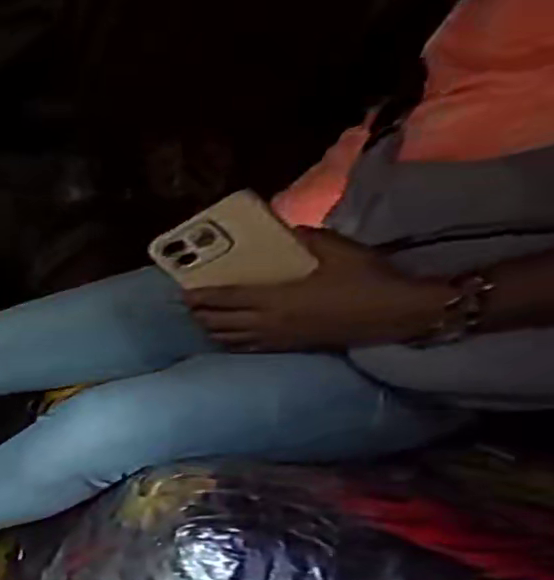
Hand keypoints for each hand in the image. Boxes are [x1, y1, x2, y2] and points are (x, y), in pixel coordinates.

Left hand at [183, 229, 455, 352]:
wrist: (397, 314)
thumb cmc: (369, 280)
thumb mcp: (343, 252)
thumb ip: (312, 240)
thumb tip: (290, 230)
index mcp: (274, 298)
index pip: (225, 298)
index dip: (201, 296)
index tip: (183, 293)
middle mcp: (264, 321)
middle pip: (216, 320)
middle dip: (199, 313)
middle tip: (190, 305)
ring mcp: (271, 337)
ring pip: (224, 336)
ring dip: (209, 328)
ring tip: (203, 319)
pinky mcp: (282, 347)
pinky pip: (242, 347)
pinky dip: (227, 341)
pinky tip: (224, 336)